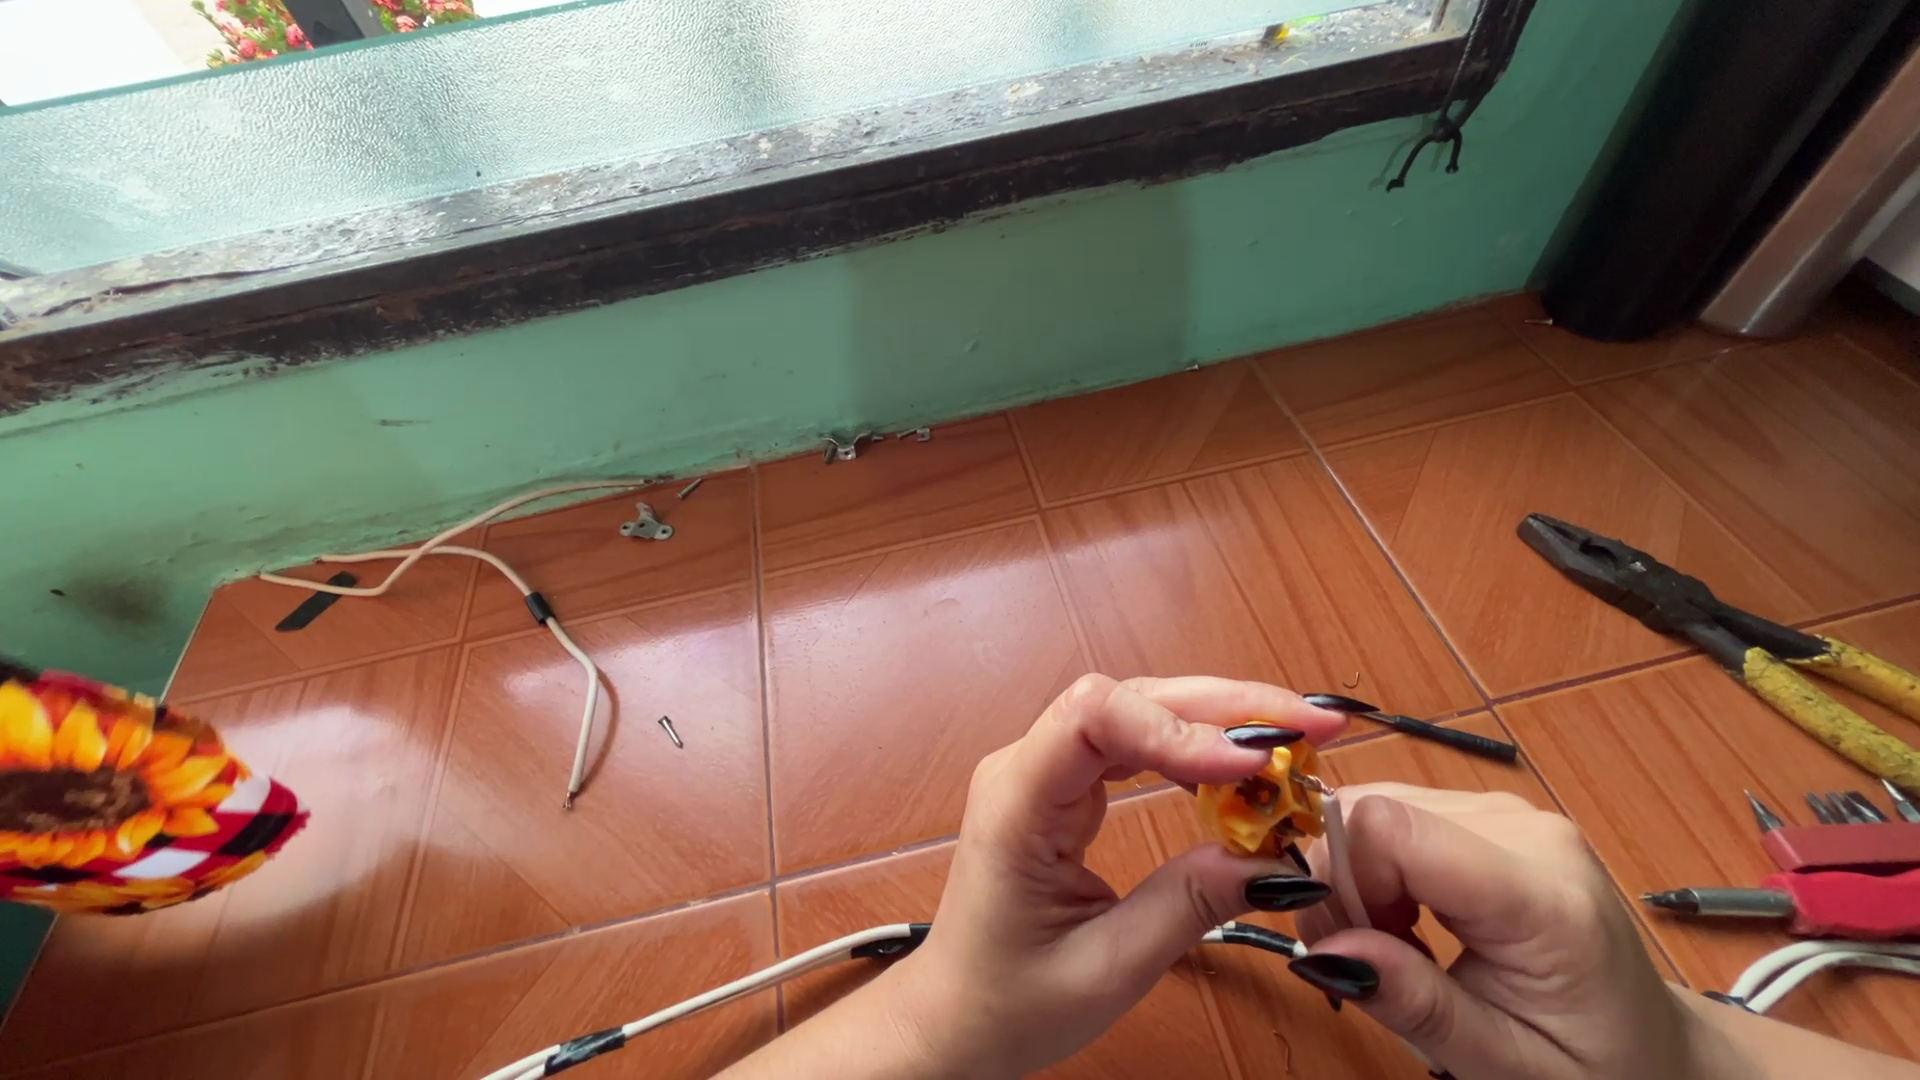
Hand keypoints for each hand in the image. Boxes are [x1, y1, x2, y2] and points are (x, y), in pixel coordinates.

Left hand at [883, 674, 1347, 1076]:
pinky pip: (1134, 742)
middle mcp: (1026, 765)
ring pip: (1136, 711)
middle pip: (1126, 698)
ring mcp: (1046, 769)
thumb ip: (1188, 906)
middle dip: (1220, 707)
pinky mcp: (1067, 783)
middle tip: (1308, 727)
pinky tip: (1238, 769)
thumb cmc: (1009, 999)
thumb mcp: (1109, 967)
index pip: (1091, 717)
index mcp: (1017, 801)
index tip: (1252, 761)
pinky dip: (1192, 749)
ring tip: (1290, 741)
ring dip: (1215, 720)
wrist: (955, 1012)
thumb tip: (1275, 860)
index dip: (1176, 725)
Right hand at [1292, 784, 1694, 1079]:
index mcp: (1541, 897)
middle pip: (1370, 812)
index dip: (1347, 879)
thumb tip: (1328, 950)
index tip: (1360, 947)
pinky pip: (1390, 810)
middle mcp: (1521, 826)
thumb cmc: (1595, 1070)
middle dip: (1344, 883)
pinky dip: (1372, 859)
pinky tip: (1405, 909)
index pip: (1389, 827)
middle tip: (1371, 955)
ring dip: (1355, 873)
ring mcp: (1504, 807)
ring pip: (1370, 807)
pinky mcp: (1485, 805)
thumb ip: (1418, 1006)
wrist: (1663, 1049)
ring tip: (1394, 938)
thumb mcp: (1509, 1070)